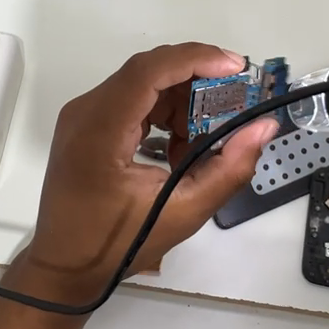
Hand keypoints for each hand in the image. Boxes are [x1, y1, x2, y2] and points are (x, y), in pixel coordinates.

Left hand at [14, 44, 278, 304]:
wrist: (64, 268)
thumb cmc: (118, 245)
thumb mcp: (183, 212)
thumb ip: (229, 168)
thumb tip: (264, 127)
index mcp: (100, 130)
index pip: (150, 71)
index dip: (195, 59)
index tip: (236, 67)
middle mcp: (86, 111)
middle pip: (148, 71)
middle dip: (196, 76)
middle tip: (236, 95)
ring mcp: (82, 116)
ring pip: (142, 82)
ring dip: (181, 99)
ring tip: (206, 136)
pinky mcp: (86, 124)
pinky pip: (132, 99)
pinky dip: (164, 112)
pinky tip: (181, 146)